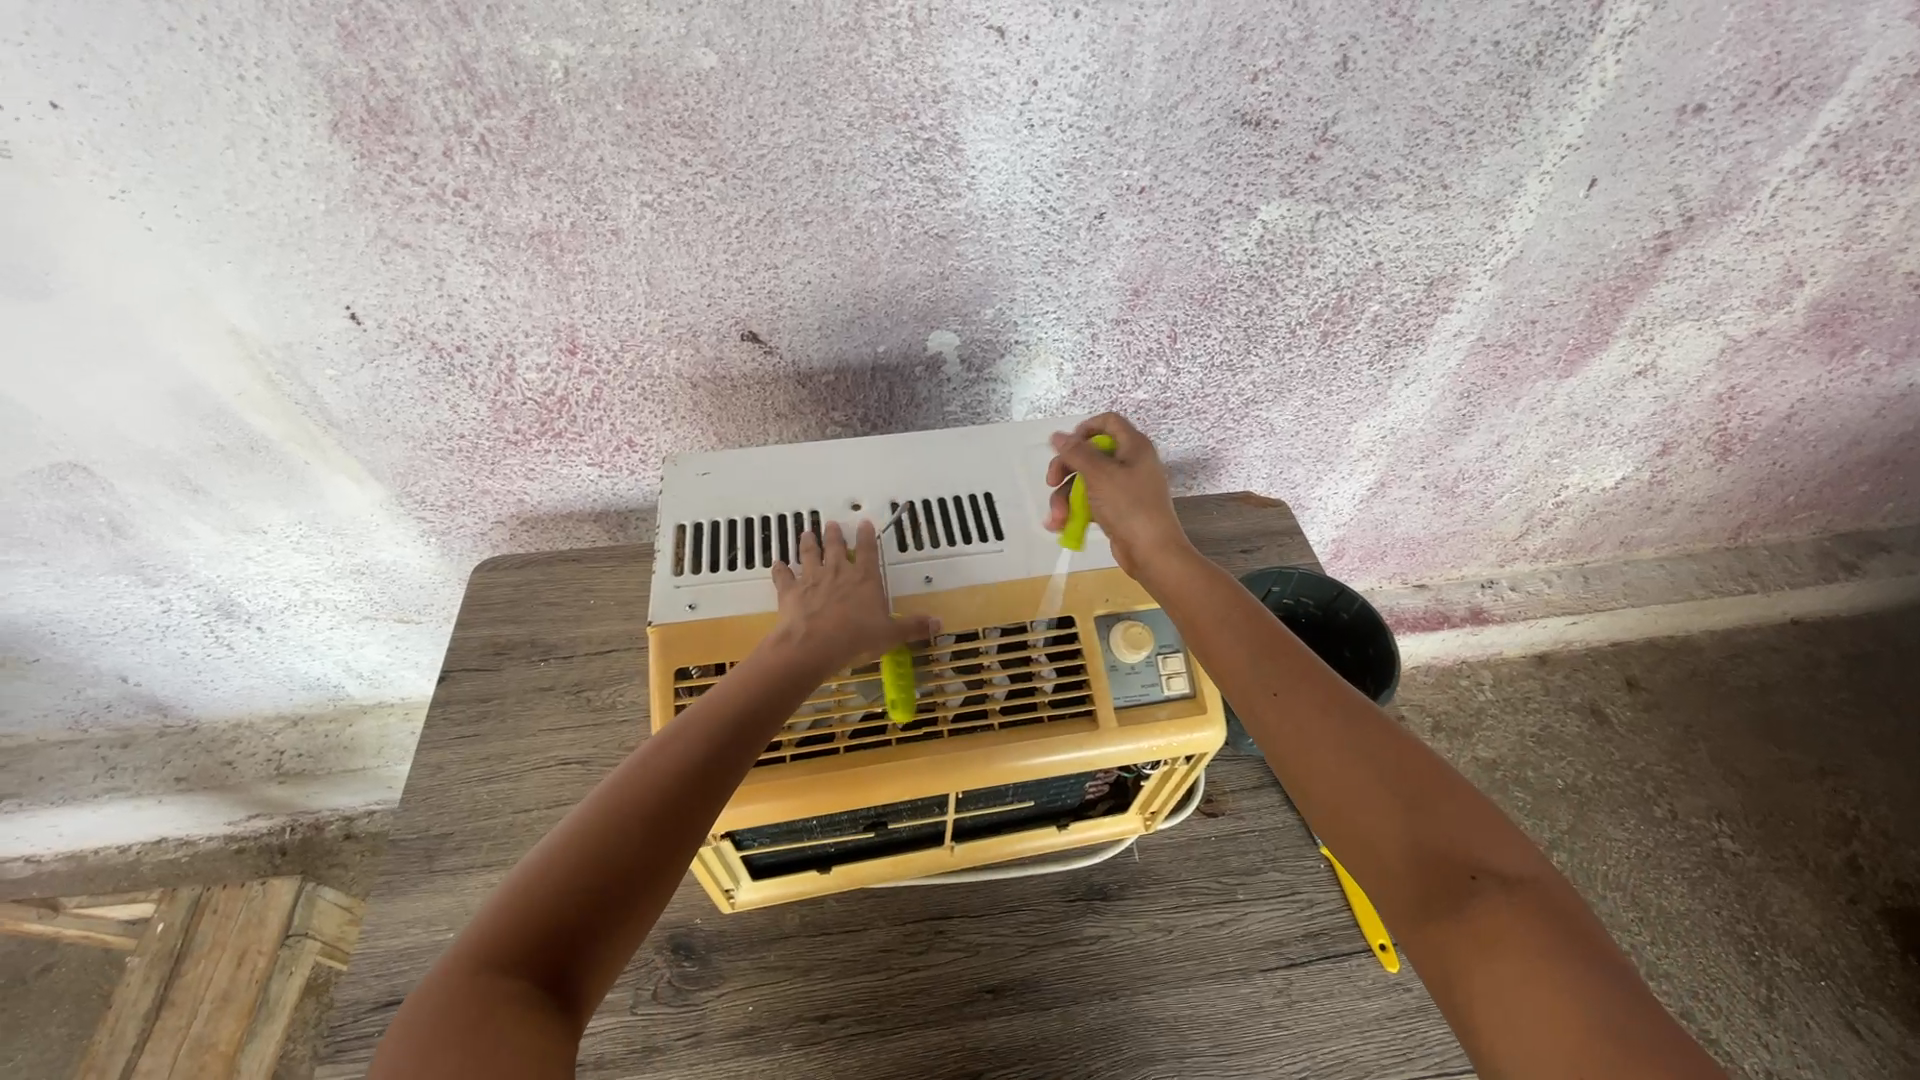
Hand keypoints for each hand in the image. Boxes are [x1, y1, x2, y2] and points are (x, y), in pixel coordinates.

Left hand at [766, 520, 939, 673]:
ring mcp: (811, 579)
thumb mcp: (891, 635)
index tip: (865, 522)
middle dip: (834, 534)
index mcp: (864, 579)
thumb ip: (913, 627)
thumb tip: (939, 622)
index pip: (868, 551)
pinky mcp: (790, 591)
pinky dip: (779, 570)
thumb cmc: (856, 638)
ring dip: (808, 543)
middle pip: (836, 547)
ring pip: (809, 555)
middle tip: (832, 523)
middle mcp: (838, 572)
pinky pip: (783, 576)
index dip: (867, 536)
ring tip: (807, 532)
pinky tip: (777, 564)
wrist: (814, 645)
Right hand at [1045, 412, 1196, 578]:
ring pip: (1085, 481)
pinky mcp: (1117, 509)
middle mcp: (1130, 462)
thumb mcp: (1099, 474)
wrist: (1152, 552)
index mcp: (1133, 446)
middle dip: (1066, 470)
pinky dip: (1074, 511)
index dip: (1084, 429)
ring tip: (1057, 518)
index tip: (1066, 446)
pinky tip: (1060, 526)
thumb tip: (1058, 435)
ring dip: (1065, 498)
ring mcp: (1123, 487)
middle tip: (1051, 482)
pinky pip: (1090, 502)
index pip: (1108, 422)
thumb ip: (1076, 452)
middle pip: (1089, 454)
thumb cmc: (1129, 506)